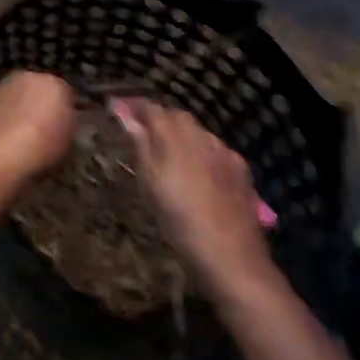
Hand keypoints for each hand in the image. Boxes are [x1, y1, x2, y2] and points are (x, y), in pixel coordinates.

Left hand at [0, 71, 76, 179]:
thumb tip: (64, 119)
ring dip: (18, 107)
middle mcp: (29, 77)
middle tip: (41, 128)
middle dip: (40, 103)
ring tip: (17, 134)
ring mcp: (3, 86)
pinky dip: (0, 115)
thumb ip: (67, 124)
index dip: (65, 109)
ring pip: (16, 95)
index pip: (66, 93)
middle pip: (38, 89)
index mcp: (55, 84)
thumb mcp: (67, 141)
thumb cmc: (40, 149)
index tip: (63, 126)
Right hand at [110, 98, 274, 292]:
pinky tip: (201, 174)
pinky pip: (216, 149)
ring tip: (172, 158)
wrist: (230, 252)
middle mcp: (199, 134)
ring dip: (183, 136)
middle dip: (160, 120)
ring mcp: (223, 148)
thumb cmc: (179, 221)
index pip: (151, 108)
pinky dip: (203, 153)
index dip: (135, 107)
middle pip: (176, 116)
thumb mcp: (150, 185)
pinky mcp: (240, 165)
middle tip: (144, 136)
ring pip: (198, 132)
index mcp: (173, 136)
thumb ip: (140, 145)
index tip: (119, 109)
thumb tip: (125, 114)